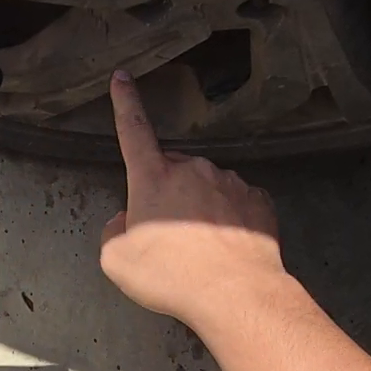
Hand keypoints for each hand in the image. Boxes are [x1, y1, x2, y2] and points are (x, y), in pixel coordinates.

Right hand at [99, 69, 288, 327]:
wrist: (233, 293)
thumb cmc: (168, 275)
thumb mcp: (116, 261)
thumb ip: (113, 232)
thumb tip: (125, 220)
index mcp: (153, 179)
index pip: (134, 132)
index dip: (125, 104)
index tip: (122, 77)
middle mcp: (193, 170)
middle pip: (170, 172)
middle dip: (163, 195)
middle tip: (162, 239)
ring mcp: (230, 183)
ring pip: (203, 189)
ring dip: (195, 212)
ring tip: (194, 253)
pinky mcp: (257, 202)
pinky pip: (233, 205)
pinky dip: (224, 222)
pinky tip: (221, 250)